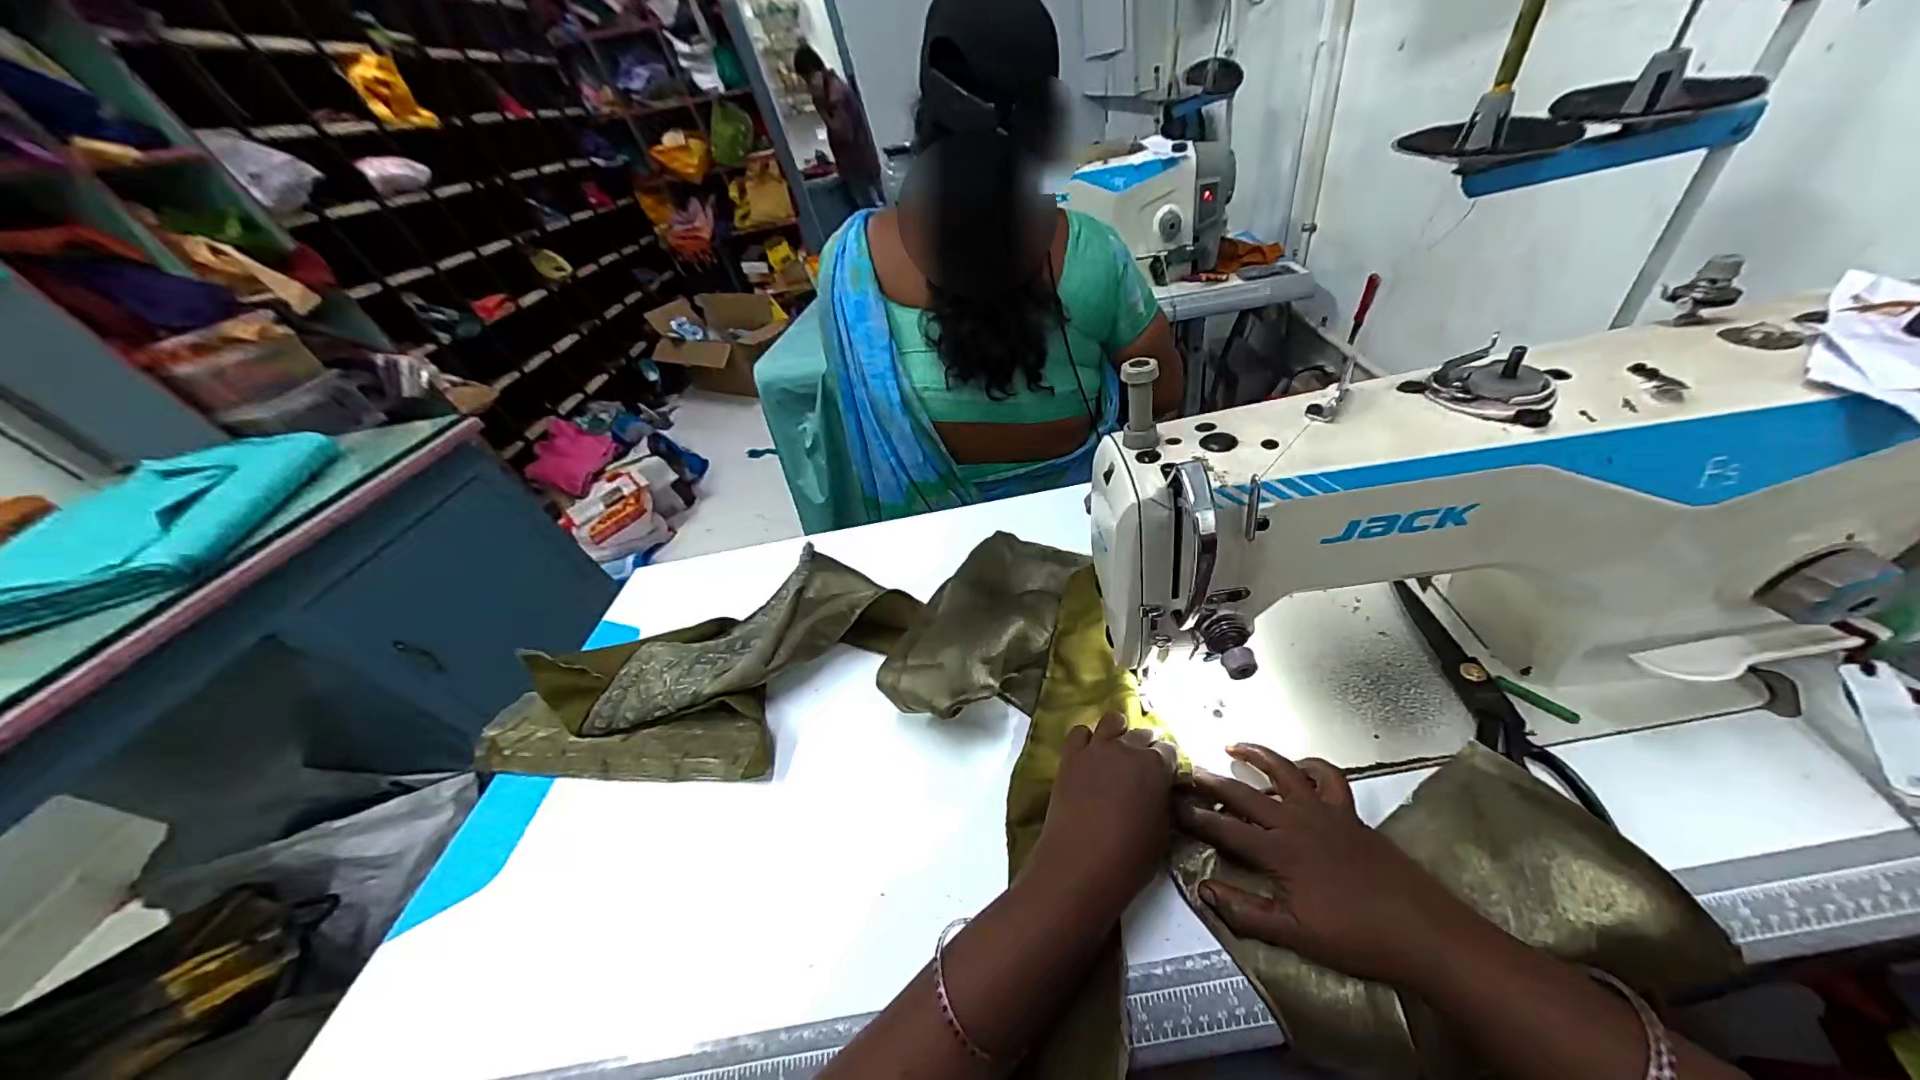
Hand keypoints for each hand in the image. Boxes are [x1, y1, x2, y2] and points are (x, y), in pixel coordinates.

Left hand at [1025, 712, 1177, 914]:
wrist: (1080, 863)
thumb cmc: (1130, 857)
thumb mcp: (1162, 831)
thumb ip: (1163, 801)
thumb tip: (1160, 791)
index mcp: (1156, 765)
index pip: (1169, 751)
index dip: (1169, 763)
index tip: (1166, 775)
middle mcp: (1127, 748)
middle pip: (1141, 734)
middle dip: (1146, 746)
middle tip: (1143, 767)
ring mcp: (1096, 748)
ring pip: (1111, 722)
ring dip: (1118, 732)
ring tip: (1117, 751)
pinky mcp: (1070, 756)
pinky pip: (1079, 733)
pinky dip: (1087, 739)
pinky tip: (1089, 754)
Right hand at [1176, 744, 1488, 987]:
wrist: (1425, 933)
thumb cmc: (1357, 937)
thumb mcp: (1294, 935)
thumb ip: (1245, 912)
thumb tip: (1205, 890)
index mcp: (1279, 852)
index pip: (1225, 829)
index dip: (1195, 817)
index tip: (1173, 806)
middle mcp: (1297, 823)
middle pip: (1244, 793)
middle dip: (1212, 782)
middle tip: (1189, 772)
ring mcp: (1325, 813)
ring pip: (1283, 771)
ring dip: (1255, 755)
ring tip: (1233, 745)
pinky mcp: (1349, 814)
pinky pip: (1328, 778)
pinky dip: (1310, 766)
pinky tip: (1299, 766)